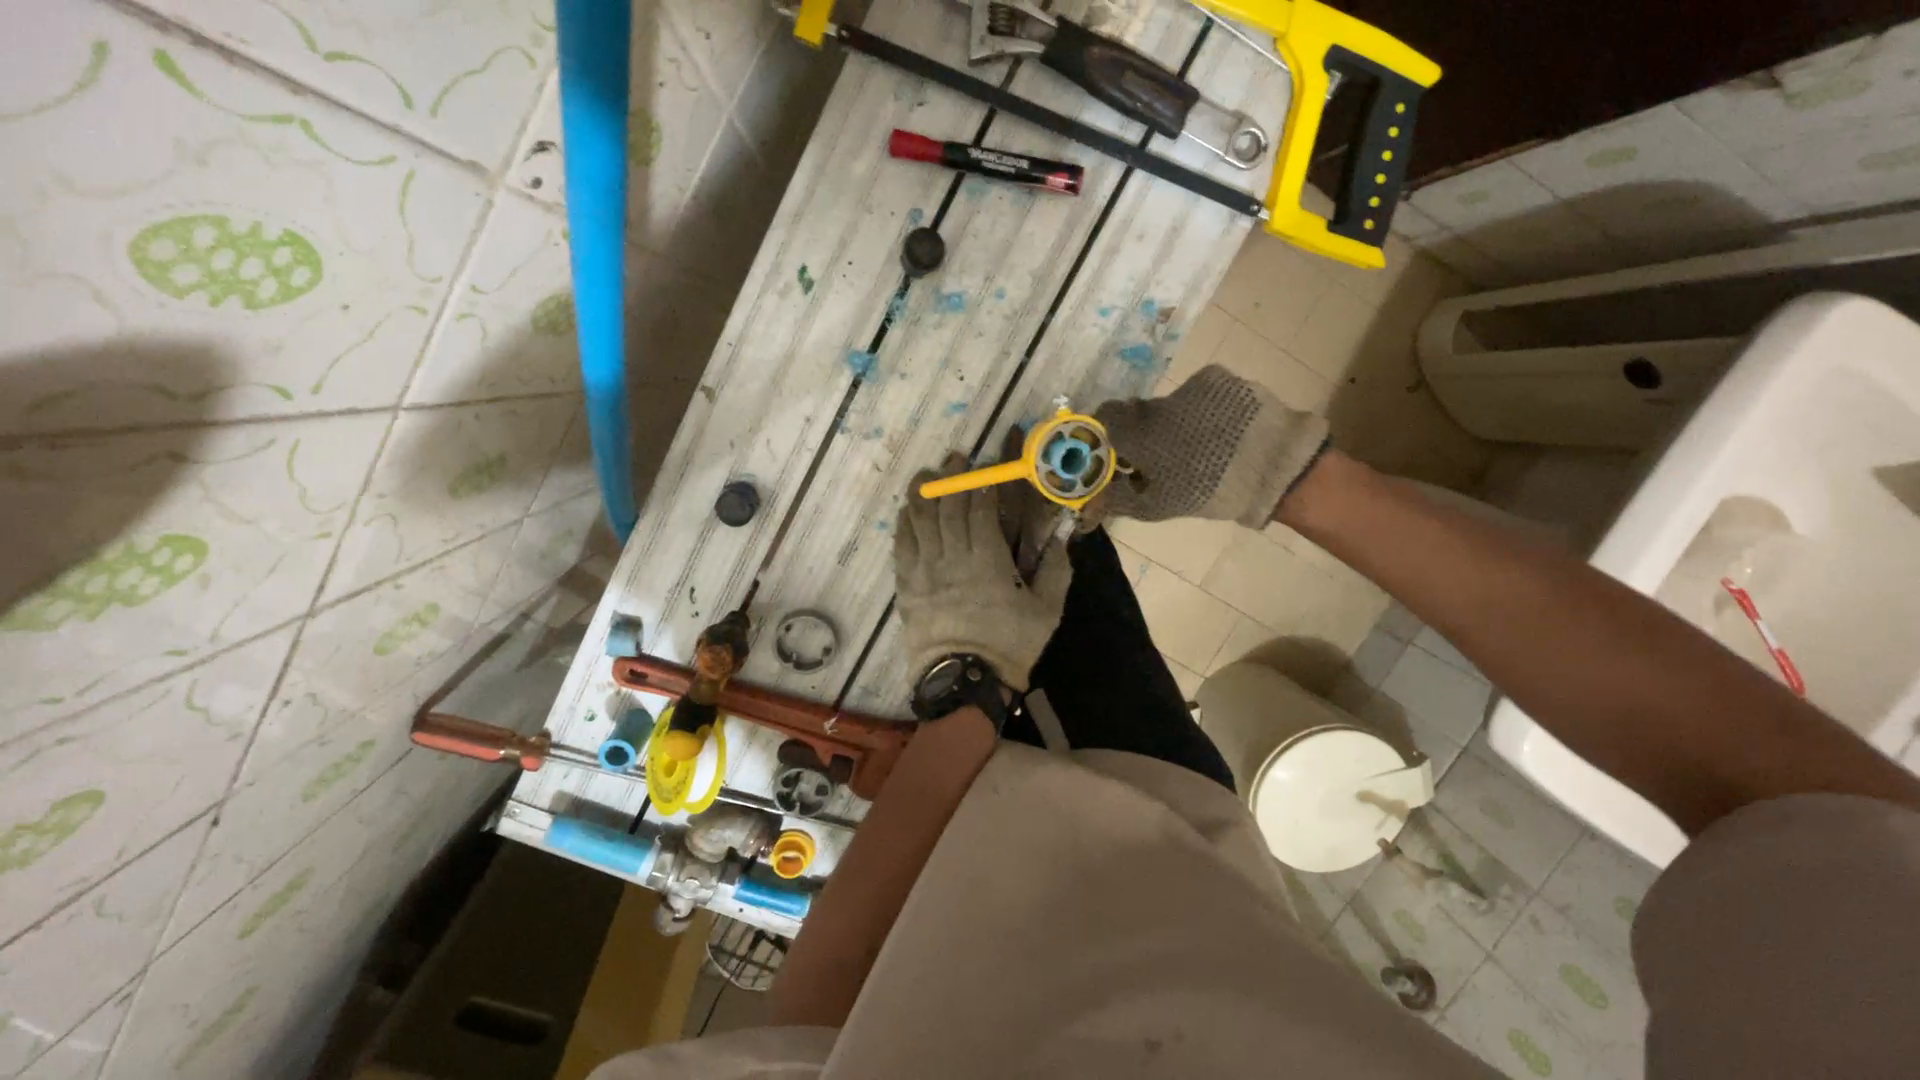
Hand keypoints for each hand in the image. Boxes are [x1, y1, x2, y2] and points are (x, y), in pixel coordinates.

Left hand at [894, 464, 1071, 691]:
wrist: (964, 681)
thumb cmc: (1010, 646)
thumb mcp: (1047, 611)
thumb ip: (1056, 571)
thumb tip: (1062, 539)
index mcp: (988, 560)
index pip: (980, 510)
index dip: (981, 485)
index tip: (983, 468)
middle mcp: (952, 558)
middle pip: (947, 507)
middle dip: (952, 479)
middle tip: (956, 459)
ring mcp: (925, 572)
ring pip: (920, 522)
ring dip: (922, 494)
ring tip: (925, 475)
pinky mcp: (908, 588)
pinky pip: (902, 548)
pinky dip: (904, 525)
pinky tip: (907, 512)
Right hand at [1092, 364, 1329, 526]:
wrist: (1274, 465)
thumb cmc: (1209, 490)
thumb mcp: (1158, 506)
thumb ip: (1118, 499)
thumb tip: (1092, 501)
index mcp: (1139, 431)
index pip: (1106, 417)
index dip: (1109, 433)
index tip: (1119, 452)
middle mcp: (1159, 401)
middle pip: (1141, 411)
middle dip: (1147, 431)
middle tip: (1163, 457)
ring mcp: (1193, 386)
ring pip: (1175, 403)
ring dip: (1180, 421)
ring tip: (1204, 447)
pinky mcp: (1222, 379)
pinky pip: (1204, 395)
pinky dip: (1207, 411)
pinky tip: (1225, 432)